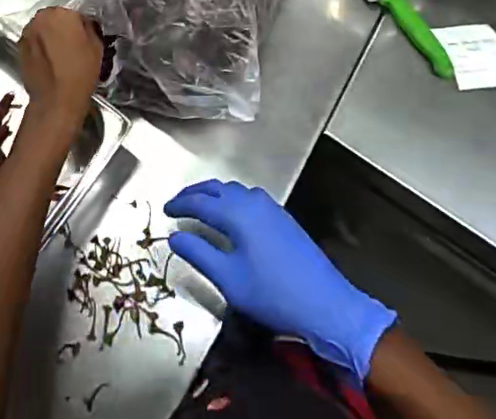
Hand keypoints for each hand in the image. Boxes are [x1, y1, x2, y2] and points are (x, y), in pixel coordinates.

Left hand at [17, 8, 103, 127]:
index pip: (74, 13)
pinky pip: (33, 40)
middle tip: (70, 45)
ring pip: (41, 28)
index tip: (83, 38)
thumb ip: (89, 28)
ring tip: (57, 54)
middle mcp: (41, 18)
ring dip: (48, 35)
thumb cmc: (80, 72)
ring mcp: (27, 31)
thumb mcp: (97, 47)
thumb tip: (83, 24)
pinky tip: (47, 60)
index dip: (80, 26)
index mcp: (62, 13)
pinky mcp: (19, 45)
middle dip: (61, 28)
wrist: (56, 99)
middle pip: (54, 18)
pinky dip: (38, 46)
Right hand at [165, 180, 397, 379]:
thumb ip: (199, 254)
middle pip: (216, 188)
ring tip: (201, 207)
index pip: (199, 202)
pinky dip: (232, 199)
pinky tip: (232, 216)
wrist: (330, 308)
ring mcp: (272, 208)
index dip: (179, 204)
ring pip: (234, 190)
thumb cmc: (274, 295)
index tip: (165, 211)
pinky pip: (249, 197)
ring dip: (214, 194)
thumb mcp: (229, 280)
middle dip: (194, 193)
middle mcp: (253, 202)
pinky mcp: (284, 219)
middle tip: (178, 203)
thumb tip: (175, 236)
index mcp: (236, 213)